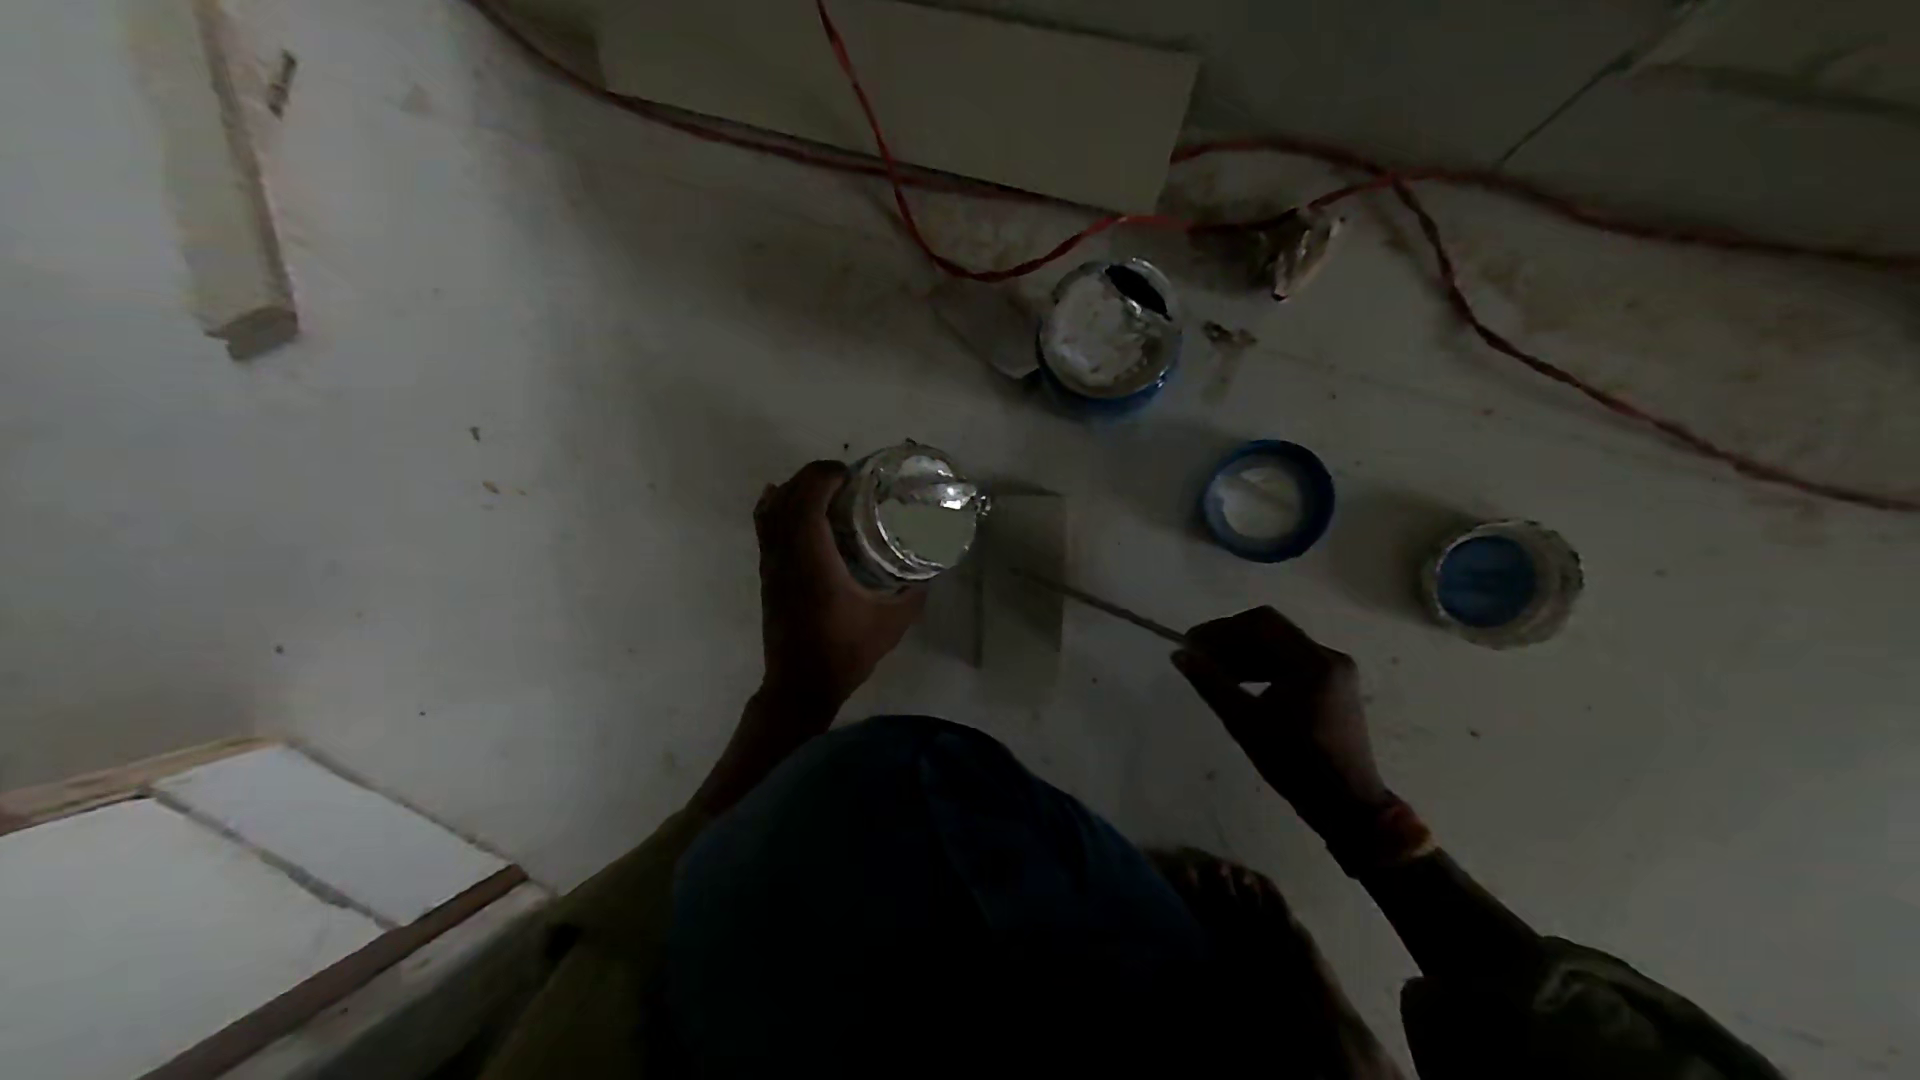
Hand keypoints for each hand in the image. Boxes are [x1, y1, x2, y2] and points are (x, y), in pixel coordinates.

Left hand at [754, 460, 925, 713]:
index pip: (807, 502)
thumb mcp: (892, 622)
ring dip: (794, 489)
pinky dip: (774, 506)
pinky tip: (787, 501)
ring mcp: (771, 565)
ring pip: (770, 511)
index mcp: (813, 561)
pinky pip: (763, 527)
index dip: (823, 477)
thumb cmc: (845, 651)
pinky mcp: (767, 575)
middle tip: (844, 477)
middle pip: (787, 498)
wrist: (801, 684)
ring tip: (822, 487)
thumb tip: (929, 570)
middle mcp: (785, 555)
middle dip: (812, 476)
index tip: (850, 473)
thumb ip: (913, 592)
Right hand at [1172, 607, 1387, 836]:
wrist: (1346, 806)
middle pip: (1271, 631)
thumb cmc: (1295, 763)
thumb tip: (1180, 654)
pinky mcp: (1333, 687)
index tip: (1192, 644)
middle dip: (1231, 640)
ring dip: (1244, 654)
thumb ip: (1210, 682)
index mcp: (1313, 662)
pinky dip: (1262, 667)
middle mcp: (1329, 658)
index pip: (1261, 623)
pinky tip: (1239, 682)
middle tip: (1198, 656)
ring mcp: (1335, 672)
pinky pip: (1291, 663)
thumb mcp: (1244, 722)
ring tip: (1212, 670)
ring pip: (1280, 646)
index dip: (1221, 629)